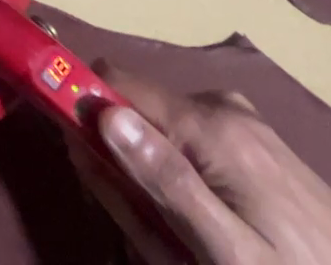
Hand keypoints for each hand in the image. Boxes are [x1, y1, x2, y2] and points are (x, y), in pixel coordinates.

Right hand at [75, 65, 330, 264]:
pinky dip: (175, 170)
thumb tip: (104, 116)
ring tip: (177, 234)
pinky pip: (186, 138)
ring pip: (156, 125)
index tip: (76, 157)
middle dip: (119, 156)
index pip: (114, 83)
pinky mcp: (254, 140)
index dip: (79, 107)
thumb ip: (164, 181)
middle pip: (132, 107)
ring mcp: (242, 121)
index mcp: (212, 126)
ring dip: (147, 169)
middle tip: (142, 224)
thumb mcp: (228, 252)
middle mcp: (223, 107)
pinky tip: (201, 219)